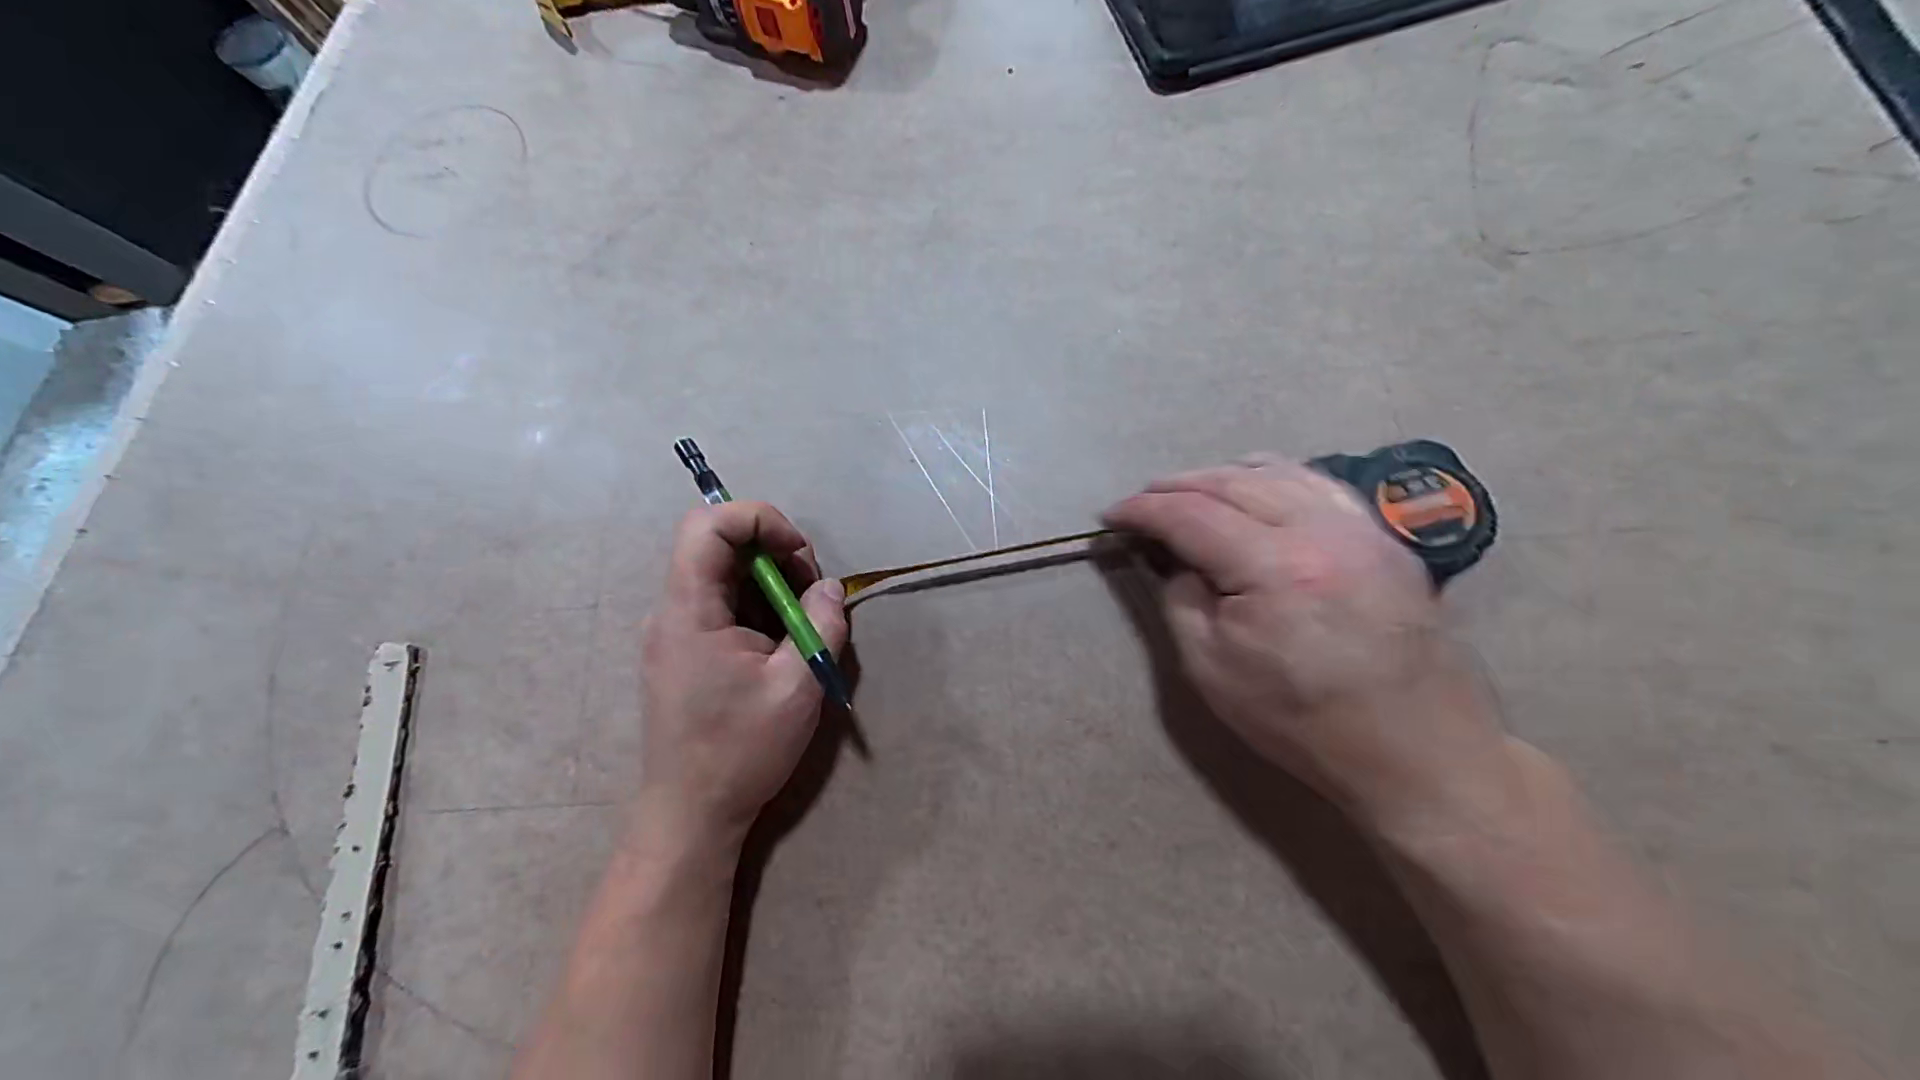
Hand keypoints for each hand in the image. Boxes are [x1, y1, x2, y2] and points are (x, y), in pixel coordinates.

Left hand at [638, 502, 848, 844]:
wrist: (690, 814)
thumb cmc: (741, 751)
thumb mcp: (798, 687)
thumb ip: (821, 626)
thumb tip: (831, 588)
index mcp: (689, 611)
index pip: (709, 525)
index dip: (760, 520)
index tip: (800, 556)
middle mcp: (674, 610)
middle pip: (721, 545)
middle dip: (777, 555)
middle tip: (814, 596)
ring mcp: (678, 631)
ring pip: (726, 575)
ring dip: (773, 585)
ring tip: (805, 625)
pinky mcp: (688, 650)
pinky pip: (725, 605)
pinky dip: (761, 609)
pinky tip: (784, 644)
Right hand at [1103, 455, 1510, 828]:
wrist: (1415, 751)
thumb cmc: (1301, 721)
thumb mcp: (1212, 669)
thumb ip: (1181, 599)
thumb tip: (1171, 556)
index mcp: (1276, 568)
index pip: (1192, 515)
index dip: (1144, 509)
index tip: (1111, 515)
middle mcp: (1323, 531)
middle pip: (1233, 482)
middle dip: (1176, 485)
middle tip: (1141, 500)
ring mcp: (1362, 528)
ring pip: (1278, 472)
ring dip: (1221, 475)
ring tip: (1187, 490)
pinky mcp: (1384, 538)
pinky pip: (1317, 484)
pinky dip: (1273, 477)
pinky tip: (1253, 486)